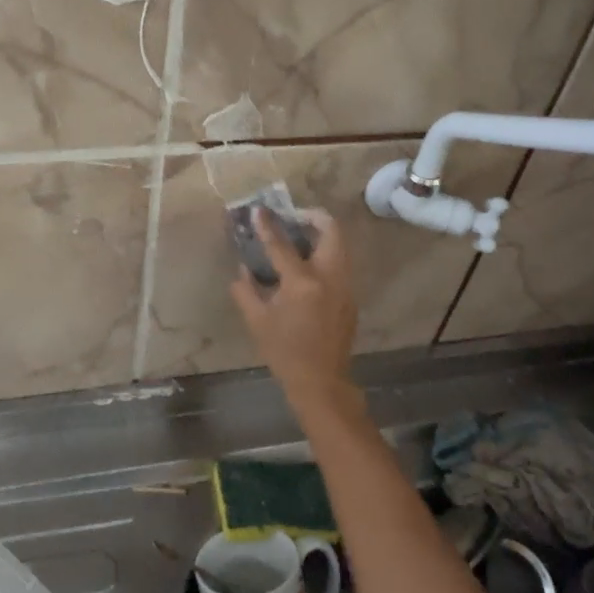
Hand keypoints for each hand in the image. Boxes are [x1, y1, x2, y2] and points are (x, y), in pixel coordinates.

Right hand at [230, 207, 358, 410]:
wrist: (321, 381)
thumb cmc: (284, 353)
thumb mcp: (257, 321)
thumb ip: (246, 290)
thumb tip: (243, 269)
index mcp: (302, 283)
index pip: (282, 245)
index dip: (268, 225)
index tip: (259, 211)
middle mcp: (329, 277)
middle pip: (330, 231)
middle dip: (313, 217)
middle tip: (294, 217)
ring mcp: (345, 287)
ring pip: (340, 247)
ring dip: (321, 236)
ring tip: (301, 238)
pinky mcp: (350, 298)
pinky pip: (340, 265)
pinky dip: (326, 256)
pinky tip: (308, 267)